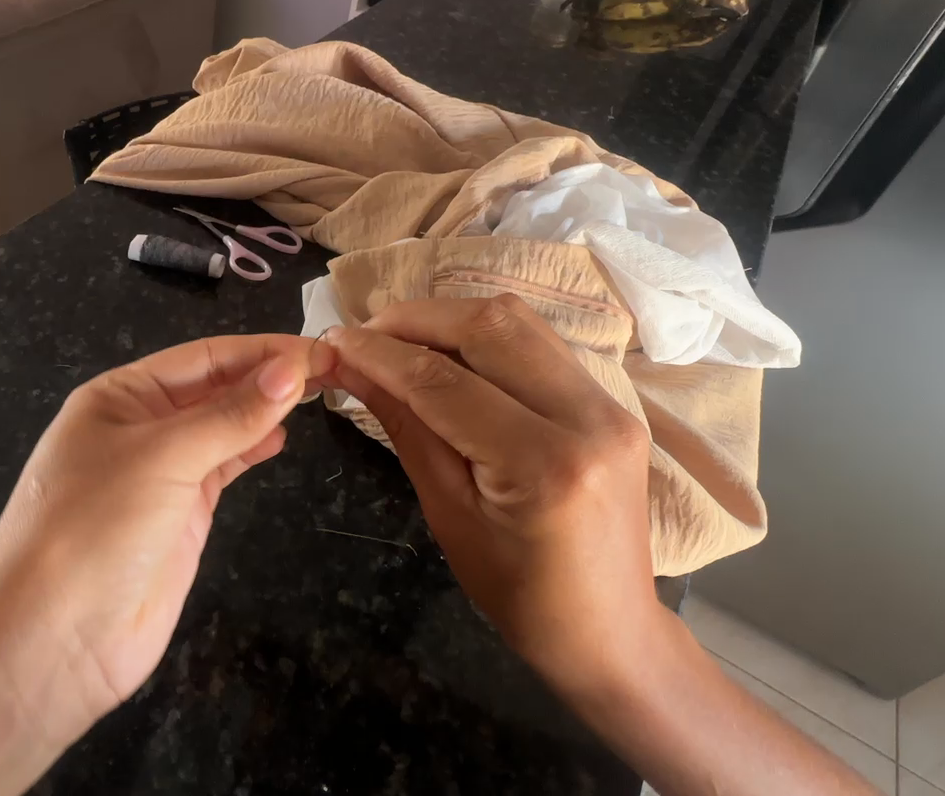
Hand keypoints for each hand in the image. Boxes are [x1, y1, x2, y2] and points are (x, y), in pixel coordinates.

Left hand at [0, 334, 329, 749]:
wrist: (54, 640)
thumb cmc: (96, 525)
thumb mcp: (163, 457)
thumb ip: (230, 415)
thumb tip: (292, 369)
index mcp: (121, 395)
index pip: (203, 357)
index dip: (261, 351)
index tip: (318, 349)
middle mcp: (140, 426)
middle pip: (214, 388)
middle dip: (268, 377)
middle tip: (332, 369)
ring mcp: (161, 473)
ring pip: (222, 427)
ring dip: (265, 410)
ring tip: (319, 395)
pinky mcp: (180, 516)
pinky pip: (222, 468)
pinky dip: (251, 449)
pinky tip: (280, 437)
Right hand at [319, 296, 663, 692]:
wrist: (608, 628)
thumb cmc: (516, 590)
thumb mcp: (446, 511)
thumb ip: (403, 425)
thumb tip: (349, 366)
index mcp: (543, 465)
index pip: (444, 381)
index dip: (380, 353)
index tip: (333, 340)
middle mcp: (587, 418)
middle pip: (488, 326)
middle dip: (414, 318)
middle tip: (364, 334)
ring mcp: (609, 403)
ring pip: (517, 320)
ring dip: (448, 317)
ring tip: (399, 339)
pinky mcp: (611, 399)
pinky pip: (537, 341)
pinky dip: (482, 334)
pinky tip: (447, 352)